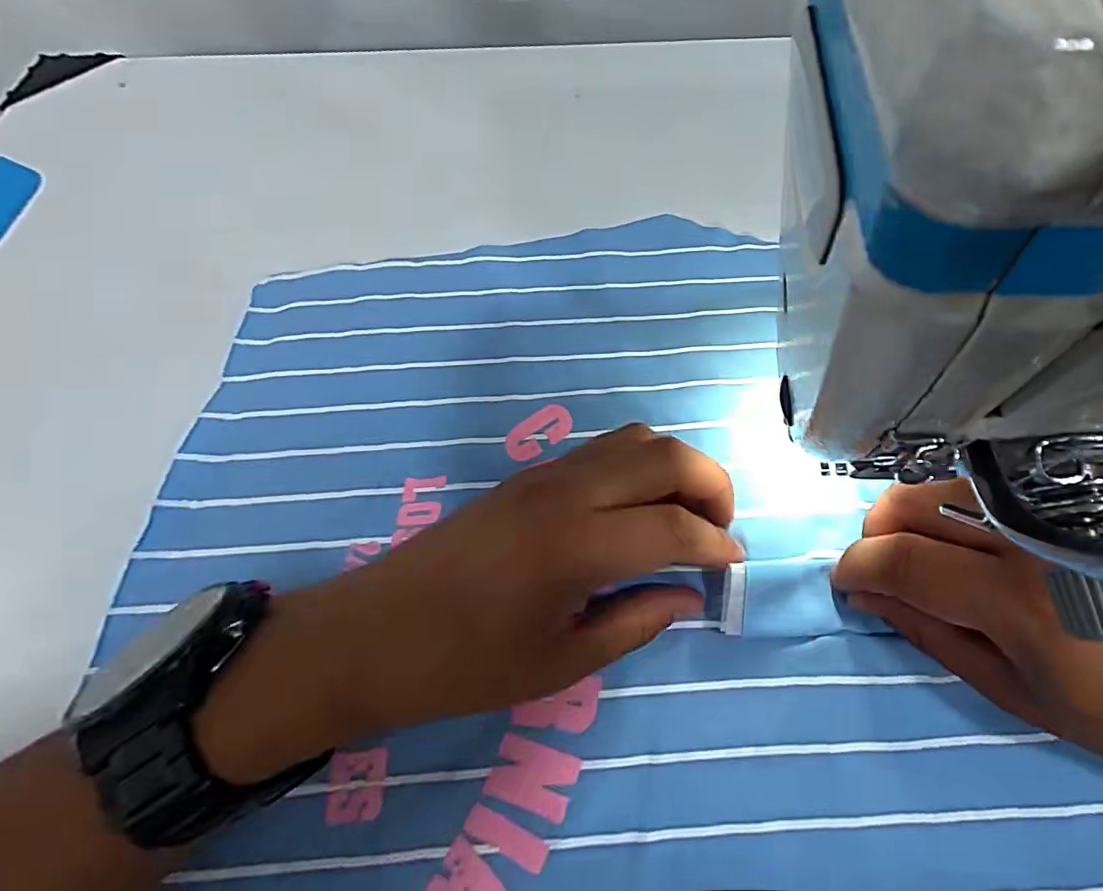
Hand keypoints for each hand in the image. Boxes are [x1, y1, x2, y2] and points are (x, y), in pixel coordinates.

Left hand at [195, 424, 743, 781]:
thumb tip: (690, 596)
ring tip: (686, 514)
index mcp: (576, 546)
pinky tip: (640, 506)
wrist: (367, 634)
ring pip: (640, 438)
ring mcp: (548, 472)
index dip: (717, 544)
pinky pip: (609, 446)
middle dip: (714, 486)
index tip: (735, 565)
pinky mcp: (533, 470)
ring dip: (679, 467)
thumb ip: (636, 622)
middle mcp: (569, 492)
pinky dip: (645, 464)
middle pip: (668, 456)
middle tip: (721, 531)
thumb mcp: (558, 665)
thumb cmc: (462, 664)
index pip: (675, 526)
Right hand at [832, 478, 1102, 766]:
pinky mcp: (1062, 498)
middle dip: (875, 534)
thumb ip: (933, 634)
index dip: (857, 567)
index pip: (903, 558)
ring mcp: (1046, 509)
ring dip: (909, 517)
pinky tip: (963, 545)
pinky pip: (978, 489)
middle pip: (911, 502)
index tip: (844, 583)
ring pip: (939, 485)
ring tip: (921, 561)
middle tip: (881, 575)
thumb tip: (872, 596)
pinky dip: (947, 509)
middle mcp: (1026, 537)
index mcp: (1016, 601)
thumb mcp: (1016, 694)